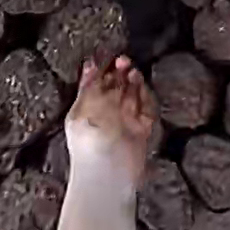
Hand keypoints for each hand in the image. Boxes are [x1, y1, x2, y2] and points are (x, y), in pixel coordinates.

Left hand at [64, 55, 155, 193]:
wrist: (108, 174)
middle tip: (123, 61)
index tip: (108, 55)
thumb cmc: (90, 139)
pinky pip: (146, 110)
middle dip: (120, 73)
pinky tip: (142, 88)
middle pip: (116, 87)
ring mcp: (124, 123)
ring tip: (133, 73)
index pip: (96, 83)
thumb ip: (90, 84)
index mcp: (87, 109)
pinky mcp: (140, 131)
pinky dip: (146, 98)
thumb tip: (90, 62)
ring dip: (133, 82)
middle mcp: (105, 115)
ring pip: (132, 95)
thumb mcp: (84, 107)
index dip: (102, 69)